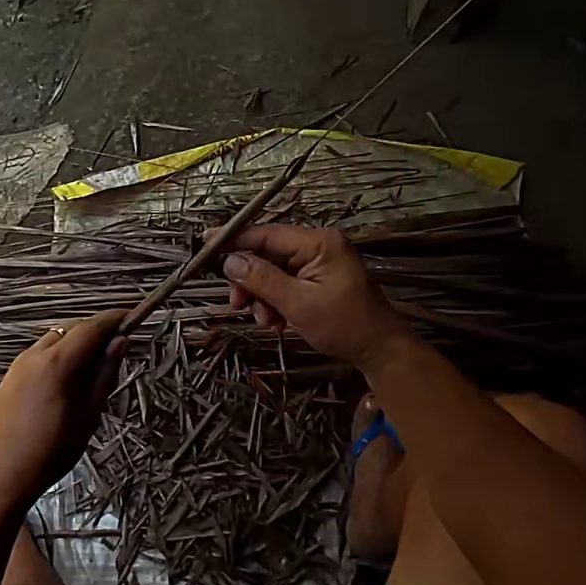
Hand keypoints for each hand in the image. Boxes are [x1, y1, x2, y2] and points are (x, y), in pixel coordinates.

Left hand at [0, 310, 127, 507]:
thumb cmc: (52, 450)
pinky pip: (41, 354)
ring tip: (94, 367)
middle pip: (73, 329)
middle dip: (96, 332)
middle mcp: (37, 354)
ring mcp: (20, 364)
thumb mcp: (89, 413)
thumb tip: (121, 342)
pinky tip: (68, 380)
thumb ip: (105, 374)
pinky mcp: (10, 377)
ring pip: (55, 340)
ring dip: (77, 343)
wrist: (0, 474)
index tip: (132, 316)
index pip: (92, 326)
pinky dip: (60, 355)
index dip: (114, 318)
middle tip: (117, 347)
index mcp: (59, 361)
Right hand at [211, 225, 414, 368]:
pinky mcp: (316, 281)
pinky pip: (284, 285)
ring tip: (268, 321)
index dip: (234, 240)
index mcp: (318, 243)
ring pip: (271, 273)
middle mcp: (317, 247)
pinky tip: (277, 322)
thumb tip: (230, 261)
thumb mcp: (299, 304)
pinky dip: (274, 303)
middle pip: (266, 255)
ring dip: (261, 298)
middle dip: (250, 281)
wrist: (378, 350)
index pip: (266, 234)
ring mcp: (317, 264)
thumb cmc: (346, 325)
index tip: (207, 244)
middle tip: (238, 304)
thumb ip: (262, 280)